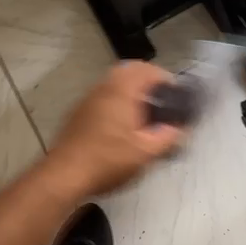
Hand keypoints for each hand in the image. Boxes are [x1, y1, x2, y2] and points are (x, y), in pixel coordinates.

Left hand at [42, 62, 186, 196]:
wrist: (64, 174)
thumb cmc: (108, 160)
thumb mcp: (145, 153)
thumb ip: (167, 137)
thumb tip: (181, 128)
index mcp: (122, 90)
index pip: (147, 70)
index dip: (164, 78)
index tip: (175, 94)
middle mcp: (104, 87)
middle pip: (129, 71)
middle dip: (147, 81)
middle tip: (160, 100)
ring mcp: (88, 98)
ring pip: (113, 82)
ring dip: (130, 89)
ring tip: (143, 112)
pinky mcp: (78, 112)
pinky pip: (102, 95)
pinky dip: (116, 100)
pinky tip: (120, 124)